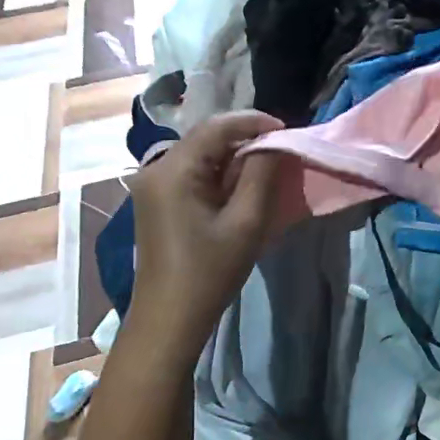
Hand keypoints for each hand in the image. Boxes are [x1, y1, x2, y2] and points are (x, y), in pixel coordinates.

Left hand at [128, 111, 286, 335]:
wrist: (169, 318)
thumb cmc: (210, 272)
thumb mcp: (246, 222)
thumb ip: (261, 174)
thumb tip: (274, 144)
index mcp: (173, 169)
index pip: (216, 126)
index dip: (254, 122)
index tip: (288, 131)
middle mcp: (155, 168)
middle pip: (205, 138)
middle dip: (245, 139)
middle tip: (281, 150)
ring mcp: (151, 185)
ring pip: (199, 154)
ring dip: (232, 156)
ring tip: (266, 167)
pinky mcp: (156, 201)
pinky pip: (191, 172)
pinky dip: (218, 173)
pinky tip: (239, 186)